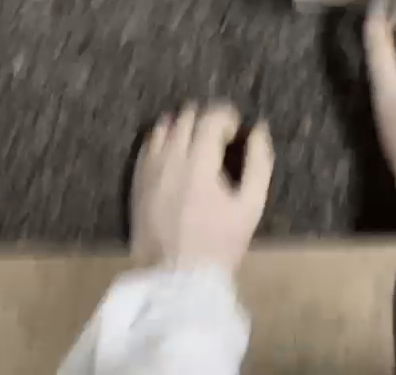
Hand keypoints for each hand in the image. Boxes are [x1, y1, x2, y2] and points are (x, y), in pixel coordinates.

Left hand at [131, 102, 272, 272]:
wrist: (176, 279)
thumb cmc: (219, 244)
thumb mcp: (251, 206)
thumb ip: (259, 163)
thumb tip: (259, 130)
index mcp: (199, 162)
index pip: (211, 117)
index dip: (227, 116)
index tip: (236, 130)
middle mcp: (171, 158)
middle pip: (186, 116)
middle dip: (206, 118)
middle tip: (220, 136)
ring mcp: (150, 169)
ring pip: (164, 126)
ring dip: (182, 125)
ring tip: (197, 141)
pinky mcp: (137, 181)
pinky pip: (147, 145)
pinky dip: (161, 139)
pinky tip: (173, 152)